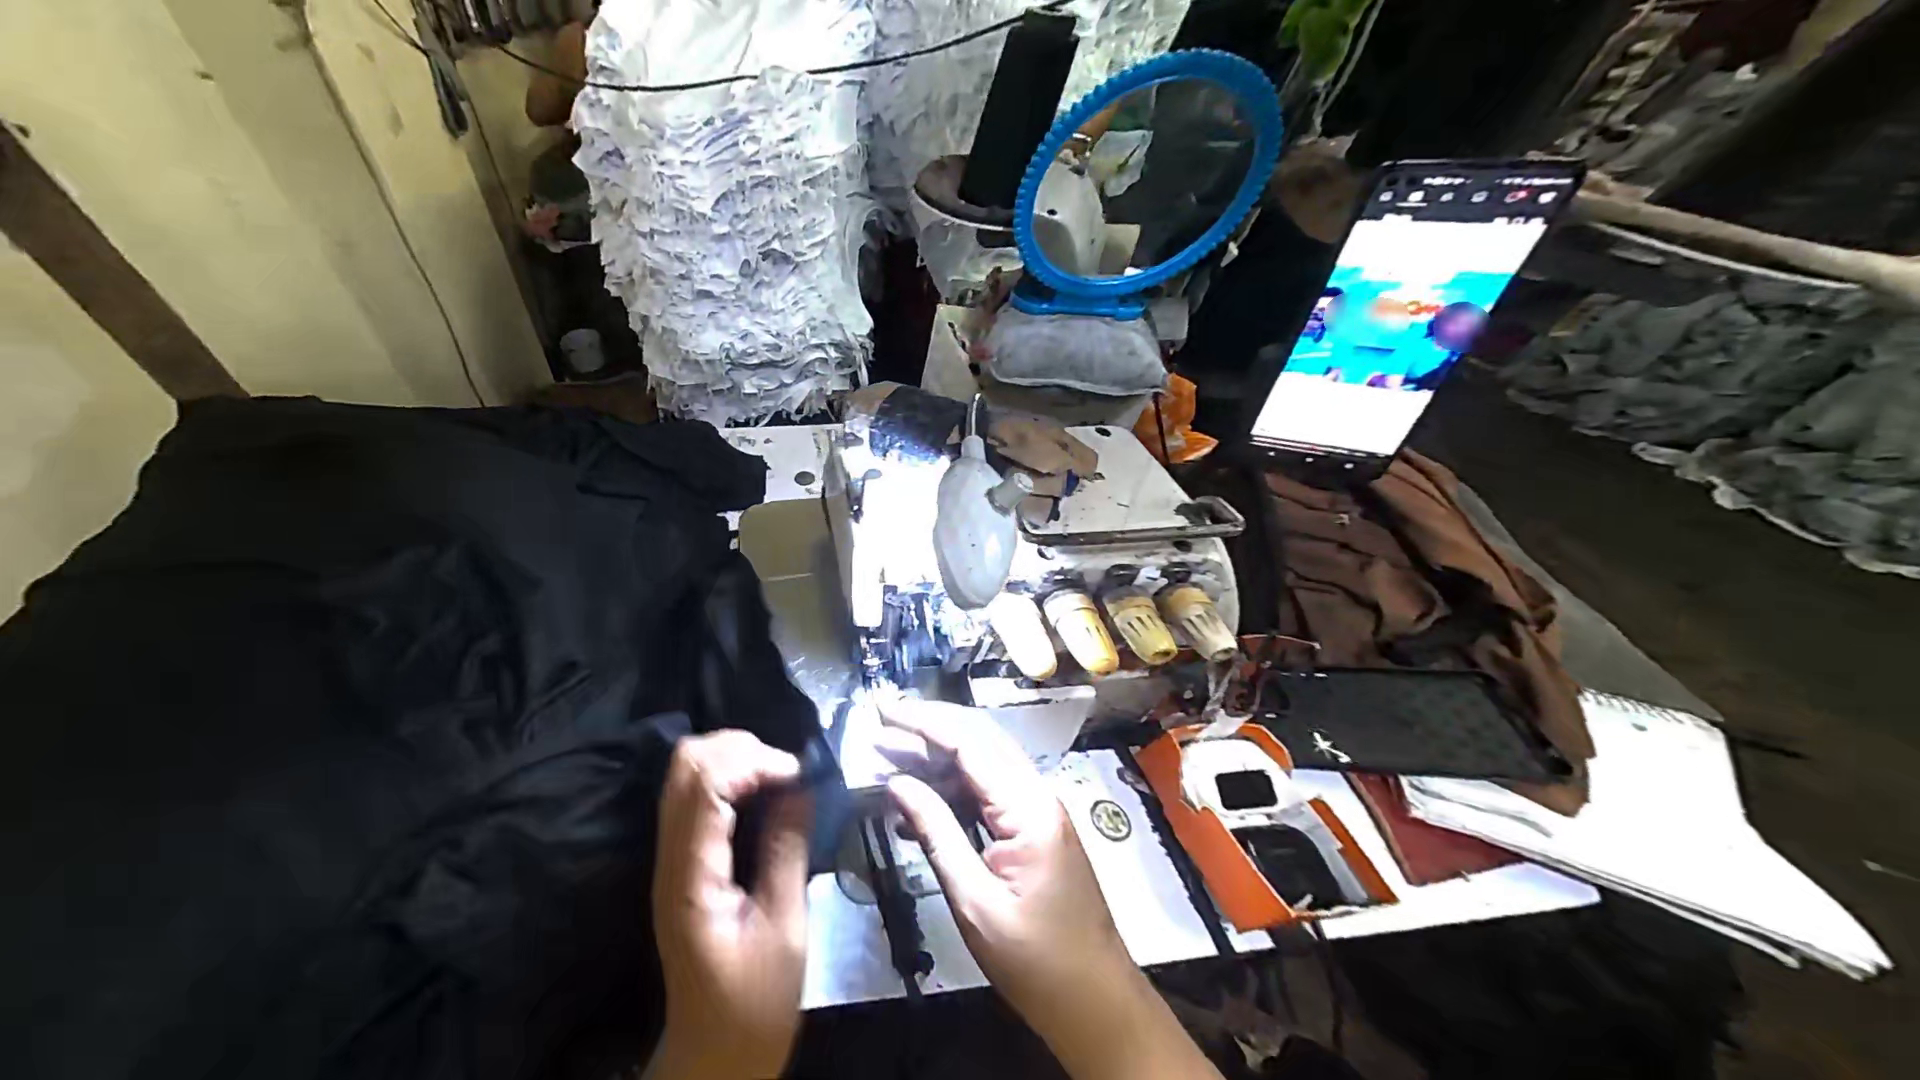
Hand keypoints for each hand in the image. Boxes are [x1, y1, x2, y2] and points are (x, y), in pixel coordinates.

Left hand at [650, 731, 810, 1079]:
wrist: (713, 1052)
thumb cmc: (754, 1003)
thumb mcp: (786, 929)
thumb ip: (789, 850)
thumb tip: (802, 786)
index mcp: (691, 876)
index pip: (706, 784)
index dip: (755, 761)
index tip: (800, 776)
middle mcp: (671, 856)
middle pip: (687, 763)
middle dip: (742, 749)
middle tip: (789, 772)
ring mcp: (671, 856)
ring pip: (688, 772)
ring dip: (737, 758)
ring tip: (782, 778)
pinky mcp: (683, 859)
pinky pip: (698, 794)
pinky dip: (733, 777)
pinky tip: (765, 793)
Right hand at [879, 699, 1222, 1079]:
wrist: (1095, 1001)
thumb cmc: (1034, 960)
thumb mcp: (974, 900)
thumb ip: (936, 832)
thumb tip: (897, 783)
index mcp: (1028, 806)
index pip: (969, 743)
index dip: (923, 722)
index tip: (884, 711)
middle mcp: (1037, 794)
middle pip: (979, 740)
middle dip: (929, 727)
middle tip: (882, 722)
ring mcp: (1038, 809)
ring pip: (983, 763)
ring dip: (937, 758)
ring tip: (889, 756)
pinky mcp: (1034, 827)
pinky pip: (989, 793)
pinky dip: (953, 790)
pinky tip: (916, 803)